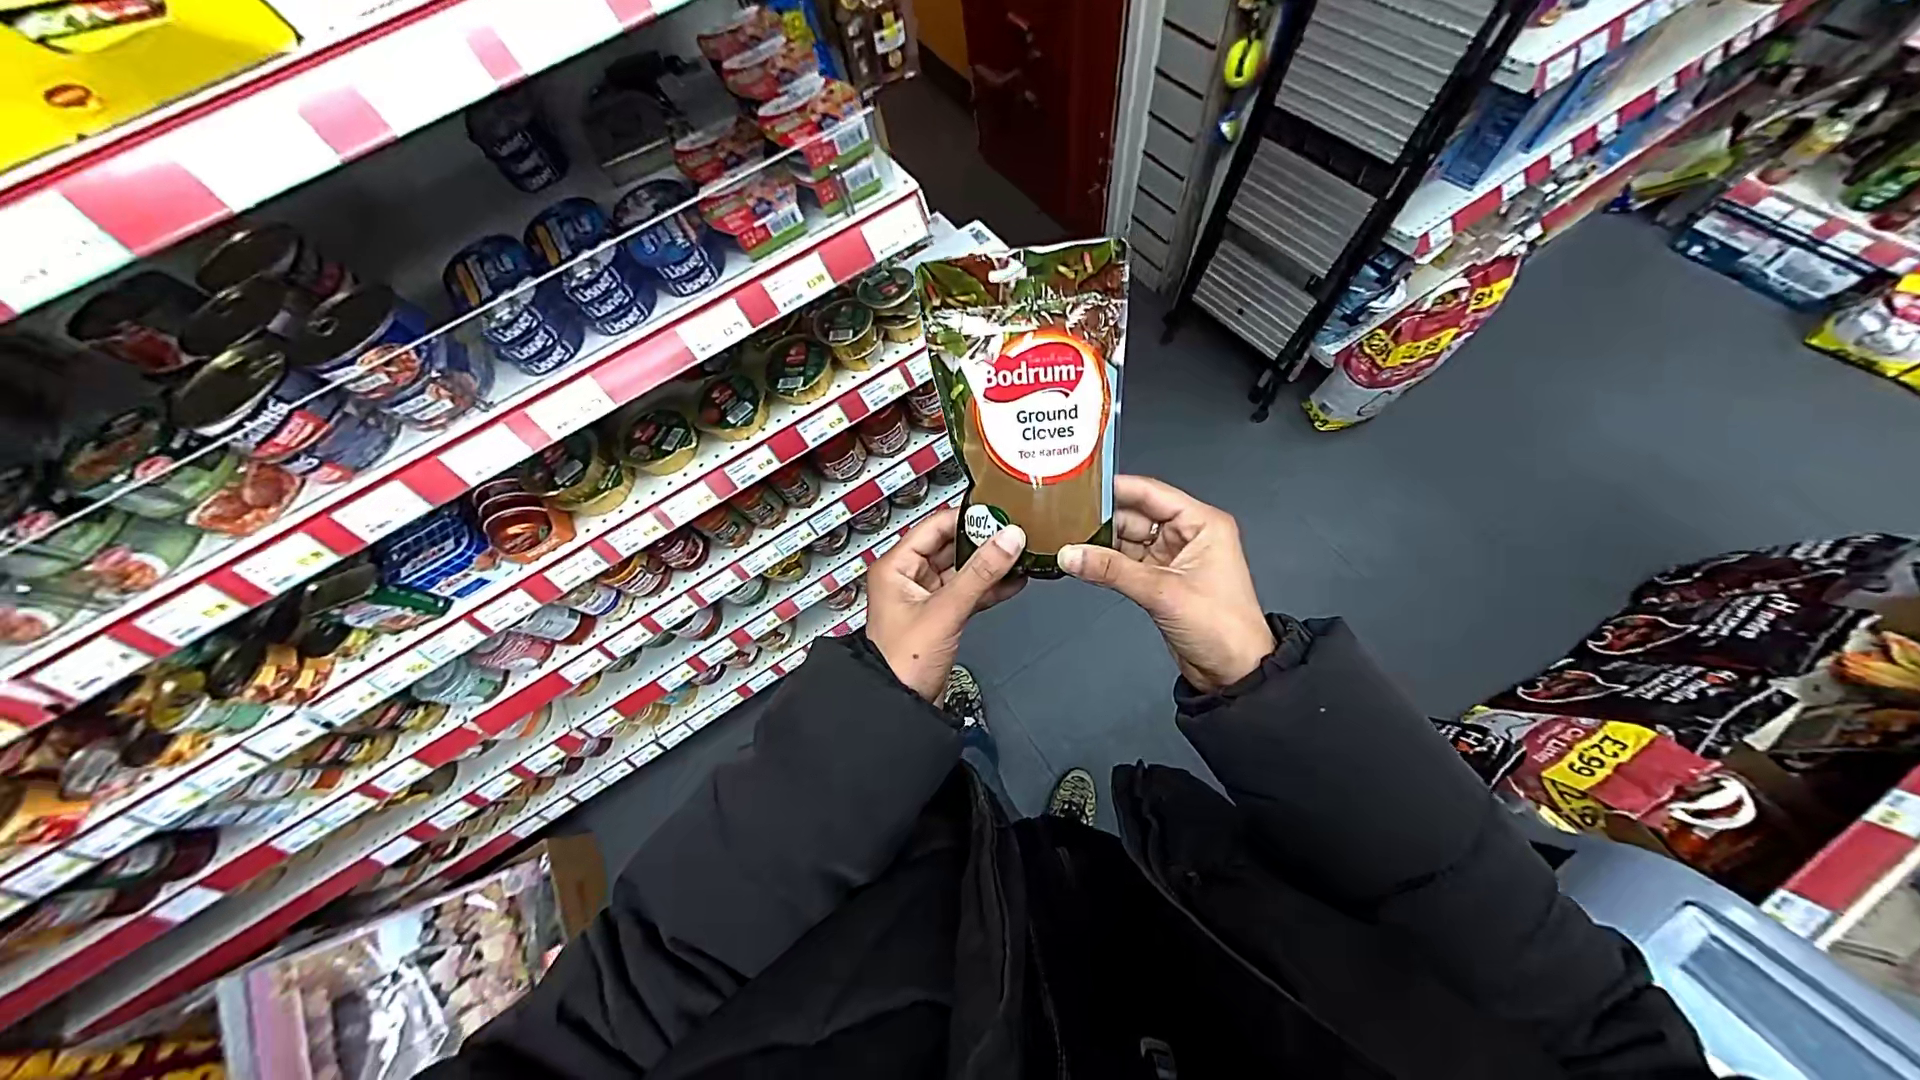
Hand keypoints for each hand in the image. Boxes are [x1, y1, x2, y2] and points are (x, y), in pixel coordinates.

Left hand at [866, 508, 1027, 699]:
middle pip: (951, 546)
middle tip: (1014, 531)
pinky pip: (969, 592)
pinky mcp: (943, 616)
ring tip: (1020, 552)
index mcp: (896, 567)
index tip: (997, 512)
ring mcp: (927, 597)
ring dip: (990, 564)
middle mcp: (909, 578)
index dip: (966, 517)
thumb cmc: (901, 663)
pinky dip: (990, 587)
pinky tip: (1014, 581)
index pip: (934, 526)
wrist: (899, 706)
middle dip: (983, 540)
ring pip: (963, 570)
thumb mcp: (945, 610)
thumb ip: (980, 574)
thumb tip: (1006, 540)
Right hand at [1058, 475, 1273, 691]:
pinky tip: (1084, 562)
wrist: (1234, 672)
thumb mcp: (1162, 592)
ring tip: (1069, 542)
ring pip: (1127, 540)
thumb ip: (1112, 570)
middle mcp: (1187, 536)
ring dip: (1101, 543)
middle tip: (1067, 520)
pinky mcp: (1160, 580)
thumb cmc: (1225, 629)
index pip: (1151, 493)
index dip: (1117, 488)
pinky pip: (1126, 562)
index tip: (1084, 487)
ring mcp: (1172, 558)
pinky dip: (1105, 563)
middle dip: (1102, 519)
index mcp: (1202, 524)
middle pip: (1134, 515)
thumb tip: (1074, 554)